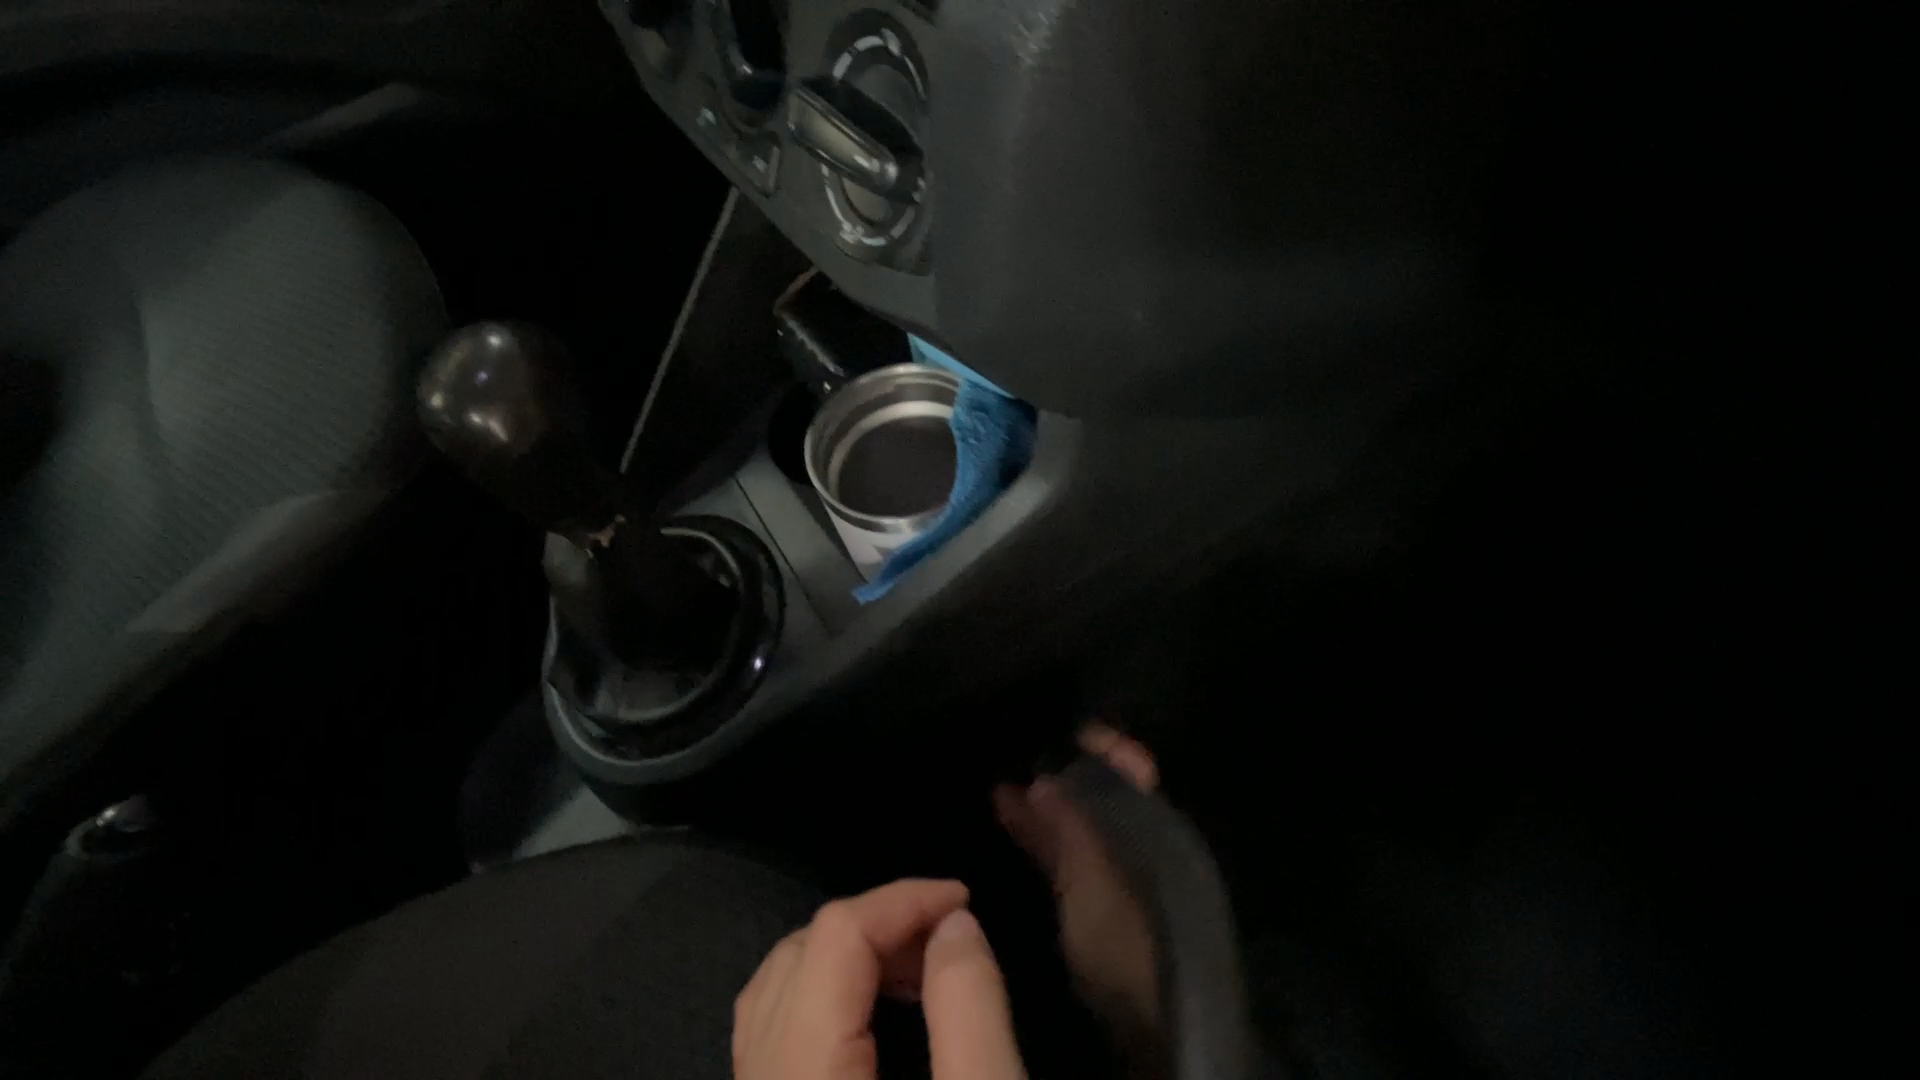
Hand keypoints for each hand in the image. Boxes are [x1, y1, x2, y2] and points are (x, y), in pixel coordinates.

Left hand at [733, 879, 1027, 1079]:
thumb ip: (970, 1010)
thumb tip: (954, 922)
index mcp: (803, 1067)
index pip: (835, 936)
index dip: (903, 899)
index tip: (963, 899)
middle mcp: (761, 1074)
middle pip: (799, 953)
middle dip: (877, 924)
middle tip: (946, 935)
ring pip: (778, 989)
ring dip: (849, 956)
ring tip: (917, 967)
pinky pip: (775, 1029)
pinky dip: (826, 993)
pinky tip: (874, 1016)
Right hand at [995, 727, 1162, 1045]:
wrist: (1144, 1015)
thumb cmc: (1128, 932)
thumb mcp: (1097, 874)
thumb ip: (1072, 825)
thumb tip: (1044, 778)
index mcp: (1152, 828)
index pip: (1129, 774)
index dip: (1104, 749)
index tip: (1069, 726)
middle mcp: (1135, 842)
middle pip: (1099, 794)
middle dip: (1064, 770)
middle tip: (1024, 747)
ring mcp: (1112, 871)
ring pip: (1076, 821)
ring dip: (1044, 800)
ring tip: (1004, 779)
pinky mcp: (1089, 899)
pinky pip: (1061, 849)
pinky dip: (1037, 831)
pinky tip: (1007, 812)